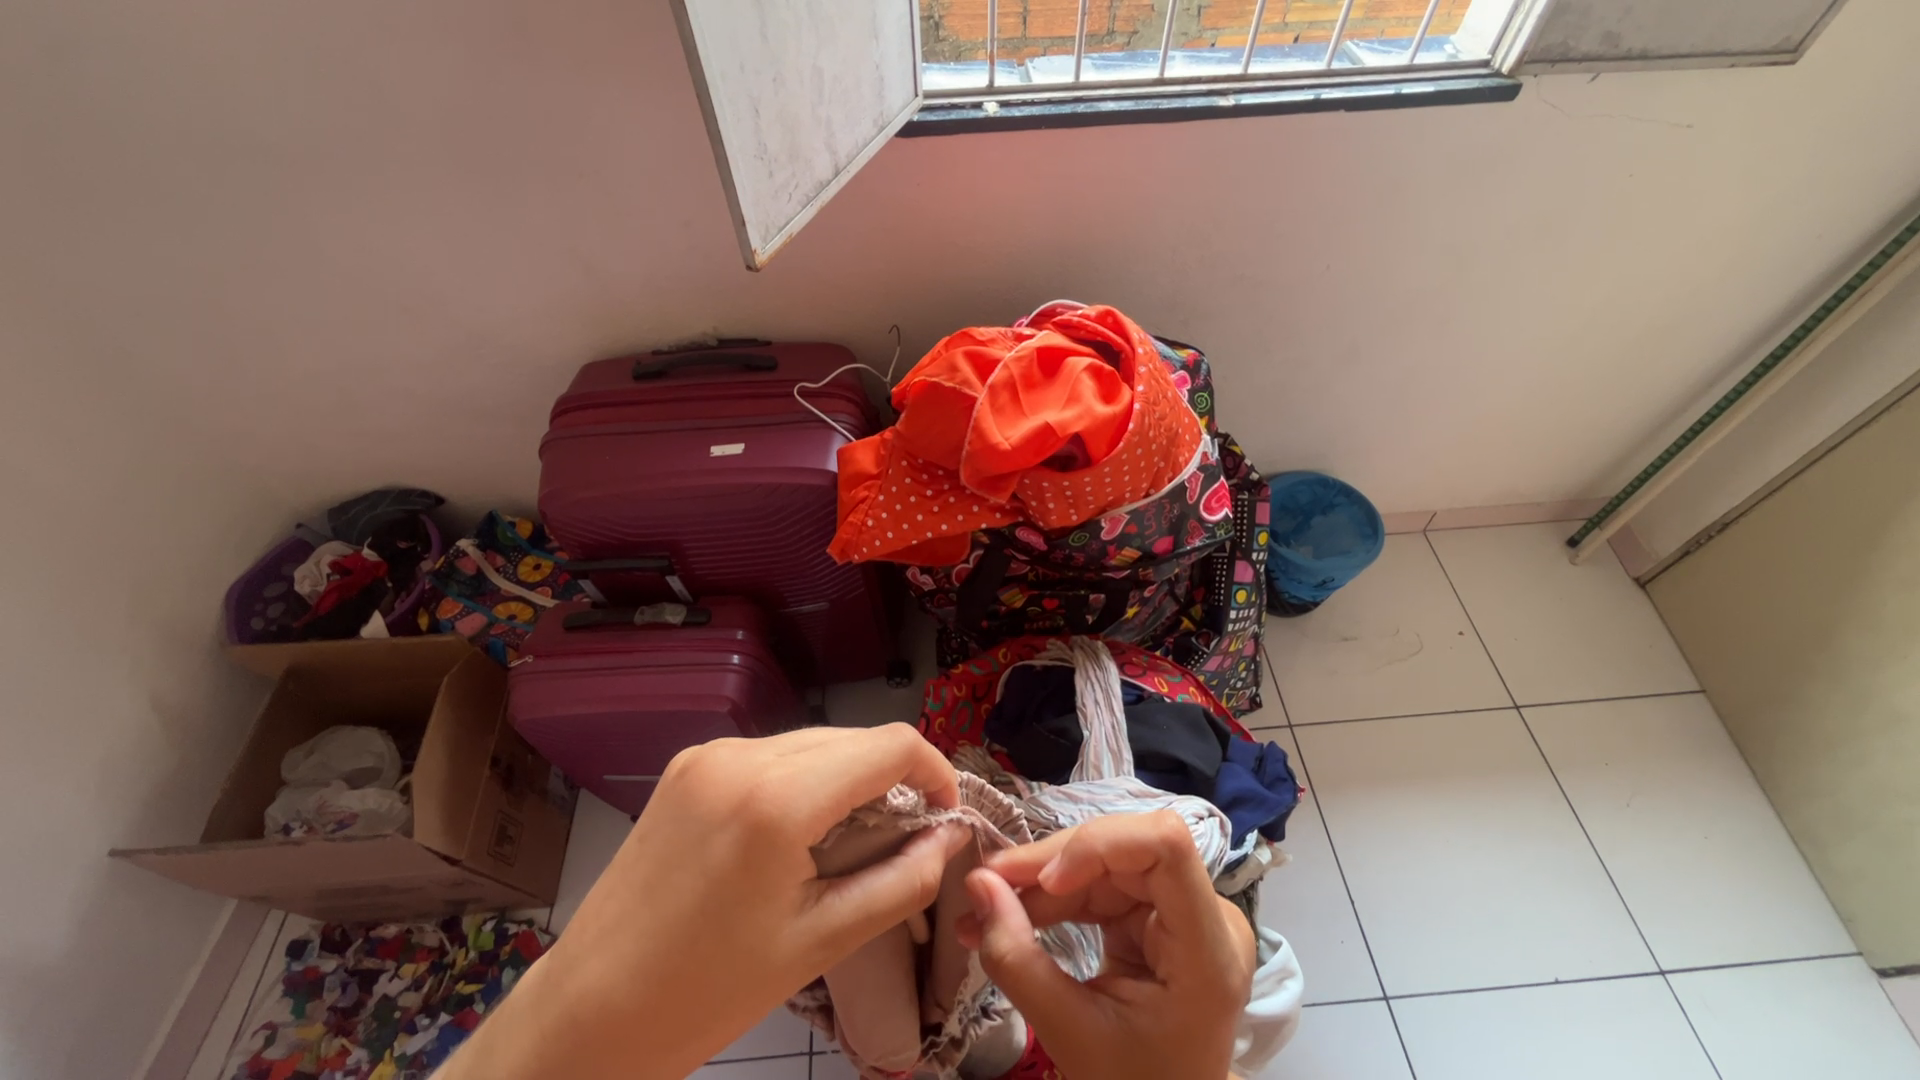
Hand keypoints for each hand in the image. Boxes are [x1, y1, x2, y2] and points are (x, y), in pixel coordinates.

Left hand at [440, 724, 967, 1079]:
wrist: (588, 1013)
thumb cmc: (709, 991)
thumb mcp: (822, 941)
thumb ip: (902, 879)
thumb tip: (951, 836)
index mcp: (778, 797)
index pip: (890, 745)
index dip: (935, 771)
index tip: (945, 817)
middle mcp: (742, 755)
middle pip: (852, 739)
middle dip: (893, 779)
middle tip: (906, 839)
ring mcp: (709, 755)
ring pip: (813, 744)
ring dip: (849, 779)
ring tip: (853, 841)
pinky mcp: (688, 767)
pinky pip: (772, 756)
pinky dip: (805, 781)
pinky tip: (799, 833)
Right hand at [956, 811, 1254, 1079]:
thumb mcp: (1070, 1034)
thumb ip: (1018, 960)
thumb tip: (976, 882)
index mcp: (1207, 949)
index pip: (1166, 846)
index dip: (1100, 844)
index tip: (1045, 880)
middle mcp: (1206, 914)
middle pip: (1125, 850)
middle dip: (1050, 864)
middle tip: (985, 885)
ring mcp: (1182, 910)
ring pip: (1103, 862)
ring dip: (1040, 882)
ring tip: (984, 907)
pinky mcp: (1156, 913)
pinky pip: (1099, 884)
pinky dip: (1052, 897)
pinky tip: (1012, 912)